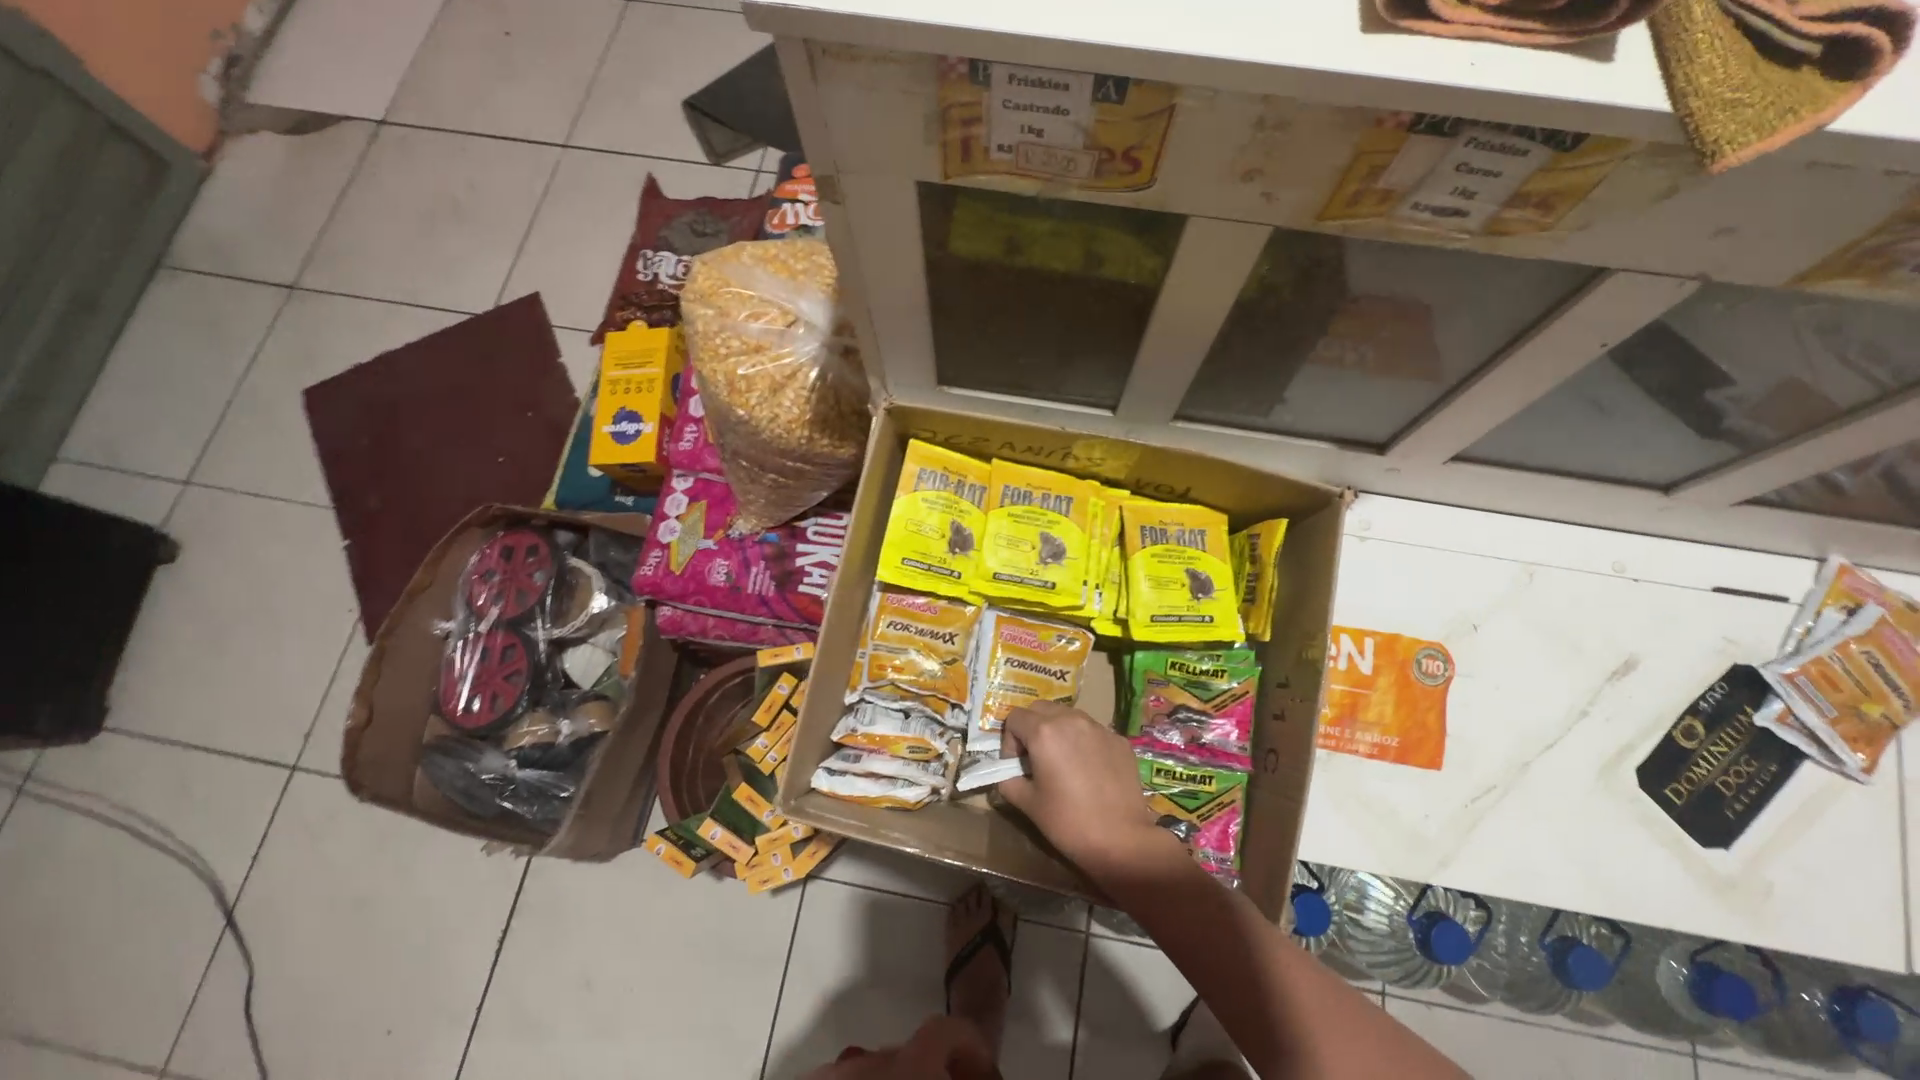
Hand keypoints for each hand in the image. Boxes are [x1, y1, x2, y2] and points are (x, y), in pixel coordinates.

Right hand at [995, 702, 1173, 885]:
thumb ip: (1008, 780)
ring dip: (1058, 731)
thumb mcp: (1027, 803)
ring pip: (1069, 716)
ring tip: (1062, 763)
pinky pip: (1093, 731)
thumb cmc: (1068, 822)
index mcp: (1044, 732)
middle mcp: (1072, 720)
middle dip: (1031, 729)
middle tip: (1035, 759)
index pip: (1014, 718)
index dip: (1009, 741)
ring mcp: (1100, 728)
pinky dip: (1083, 742)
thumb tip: (1008, 773)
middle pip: (1041, 709)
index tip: (1016, 765)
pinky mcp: (1120, 740)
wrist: (1122, 840)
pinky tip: (1089, 771)